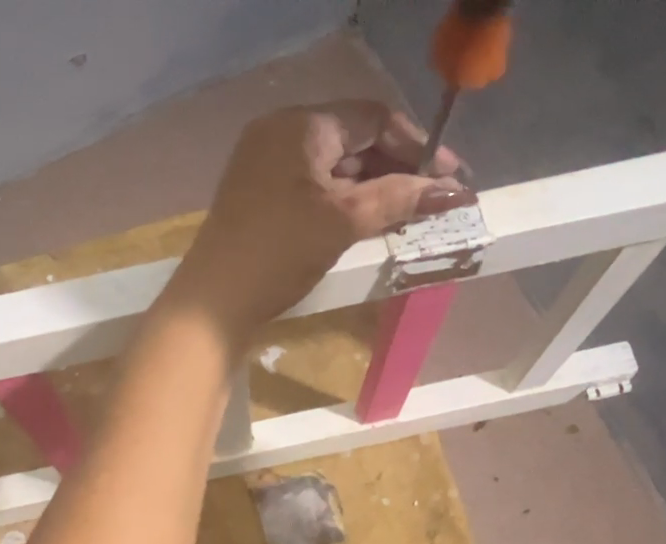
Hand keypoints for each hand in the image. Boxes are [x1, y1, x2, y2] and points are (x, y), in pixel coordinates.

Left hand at [163, 101, 468, 335]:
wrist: (213, 302)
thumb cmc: (279, 252)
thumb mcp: (344, 221)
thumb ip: (399, 198)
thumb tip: (452, 190)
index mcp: (301, 125)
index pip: (373, 118)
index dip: (417, 145)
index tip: (451, 176)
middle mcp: (281, 133)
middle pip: (354, 140)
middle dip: (398, 168)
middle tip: (434, 199)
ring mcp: (265, 164)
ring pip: (334, 166)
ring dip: (374, 188)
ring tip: (409, 215)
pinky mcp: (259, 195)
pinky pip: (314, 186)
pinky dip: (344, 202)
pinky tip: (369, 224)